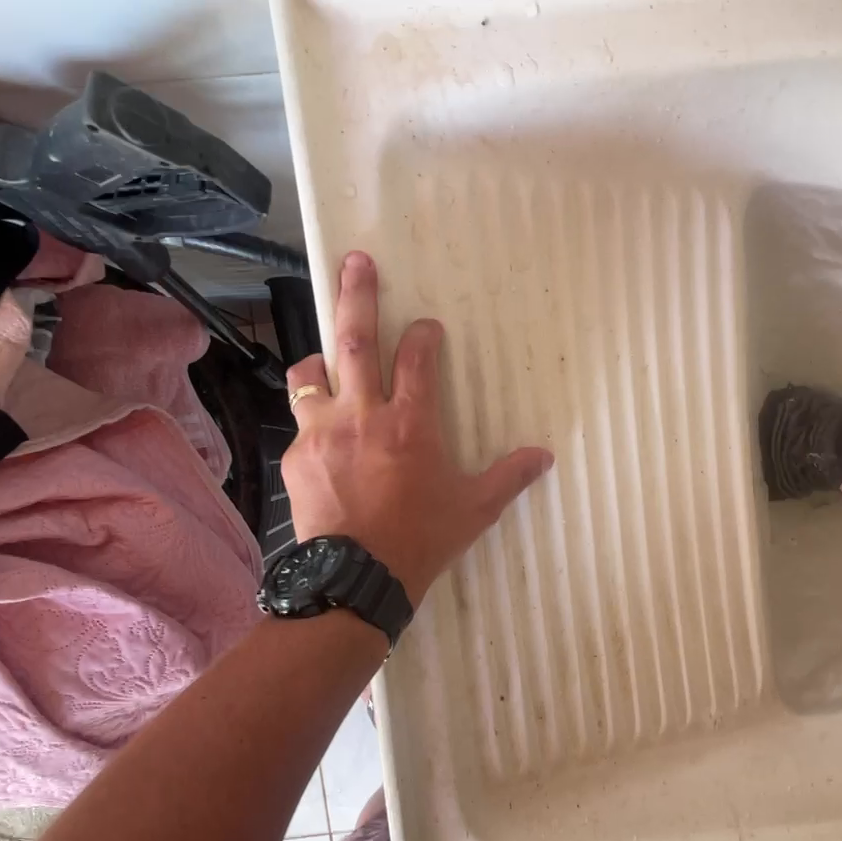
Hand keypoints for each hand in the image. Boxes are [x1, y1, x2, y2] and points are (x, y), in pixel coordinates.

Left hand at [281, 251, 552, 601]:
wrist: (356, 579)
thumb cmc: (421, 540)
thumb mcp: (474, 510)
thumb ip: (508, 477)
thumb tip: (544, 456)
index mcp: (411, 423)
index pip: (416, 358)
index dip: (423, 335)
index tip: (427, 327)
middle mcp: (363, 415)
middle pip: (355, 339)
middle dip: (357, 294)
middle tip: (356, 261)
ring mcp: (323, 433)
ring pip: (311, 374)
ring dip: (319, 359)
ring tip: (324, 359)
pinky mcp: (297, 458)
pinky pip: (302, 423)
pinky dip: (313, 419)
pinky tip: (323, 438)